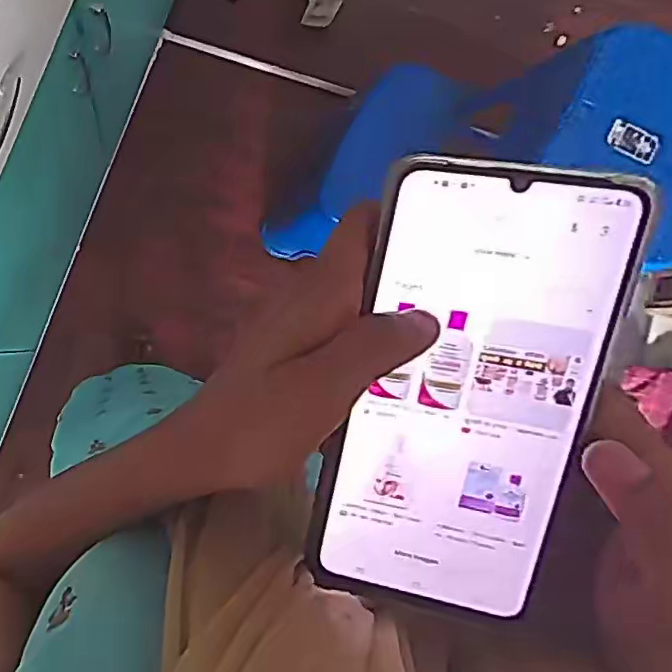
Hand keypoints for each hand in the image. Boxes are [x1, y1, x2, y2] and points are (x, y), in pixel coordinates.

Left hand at [154, 205, 438, 494]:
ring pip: (358, 306)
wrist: (203, 454)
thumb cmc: (261, 420)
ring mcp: (297, 325)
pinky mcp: (294, 354)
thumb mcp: (326, 385)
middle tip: (468, 309)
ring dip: (396, 321)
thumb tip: (425, 316)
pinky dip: (371, 349)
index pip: (359, 225)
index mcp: (317, 292)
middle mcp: (307, 298)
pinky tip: (398, 381)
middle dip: (414, 281)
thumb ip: (375, 345)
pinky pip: (343, 337)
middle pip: (367, 267)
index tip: (449, 238)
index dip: (402, 218)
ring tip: (451, 347)